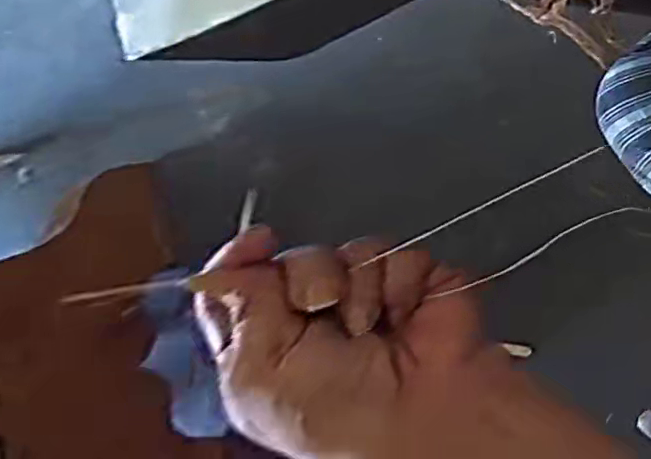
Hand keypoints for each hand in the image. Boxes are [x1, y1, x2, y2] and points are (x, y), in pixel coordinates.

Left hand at [195, 227, 622, 458]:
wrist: (415, 402)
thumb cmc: (330, 408)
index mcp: (268, 336)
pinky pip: (404, 254)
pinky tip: (404, 313)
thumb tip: (229, 261)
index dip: (246, 257)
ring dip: (361, 288)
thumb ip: (244, 311)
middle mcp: (318, 308)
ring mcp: (373, 288)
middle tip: (322, 310)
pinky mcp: (421, 274)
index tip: (259, 242)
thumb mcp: (261, 372)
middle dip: (312, 277)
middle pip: (302, 258)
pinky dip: (402, 283)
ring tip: (372, 325)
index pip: (246, 283)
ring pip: (357, 250)